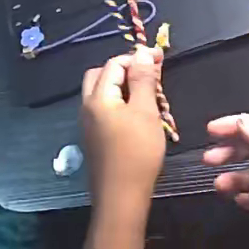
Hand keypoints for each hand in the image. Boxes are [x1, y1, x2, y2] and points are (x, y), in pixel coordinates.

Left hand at [80, 47, 167, 204]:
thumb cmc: (137, 152)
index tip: (161, 60)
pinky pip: (105, 110)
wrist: (121, 197)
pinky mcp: (94, 138)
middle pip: (102, 75)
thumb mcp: (146, 112)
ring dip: (125, 88)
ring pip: (103, 93)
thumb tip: (143, 51)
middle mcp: (87, 107)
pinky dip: (121, 104)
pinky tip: (140, 116)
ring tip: (150, 97)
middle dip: (126, 70)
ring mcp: (88, 124)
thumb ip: (143, 79)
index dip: (137, 58)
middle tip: (151, 77)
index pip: (114, 64)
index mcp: (98, 97)